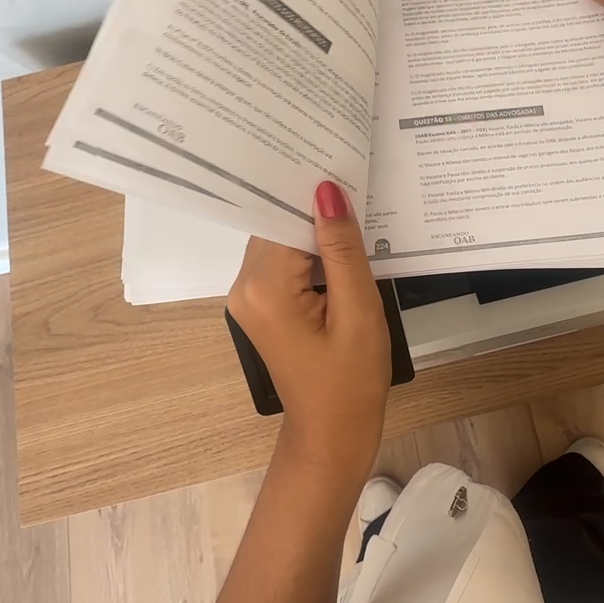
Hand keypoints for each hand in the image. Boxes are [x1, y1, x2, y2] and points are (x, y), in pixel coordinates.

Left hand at [227, 180, 389, 486]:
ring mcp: (249, 298)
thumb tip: (327, 190)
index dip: (317, 197)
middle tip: (357, 182)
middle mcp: (245, 287)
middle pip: (279, 227)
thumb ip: (342, 248)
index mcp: (265, 287)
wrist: (333, 434)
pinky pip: (283, 263)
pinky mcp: (261, 306)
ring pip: (282, 242)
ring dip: (315, 232)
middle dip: (316, 211)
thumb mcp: (358, 310)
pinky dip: (310, 254)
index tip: (347, 168)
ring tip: (356, 213)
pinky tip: (341, 249)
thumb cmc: (352, 380)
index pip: (286, 218)